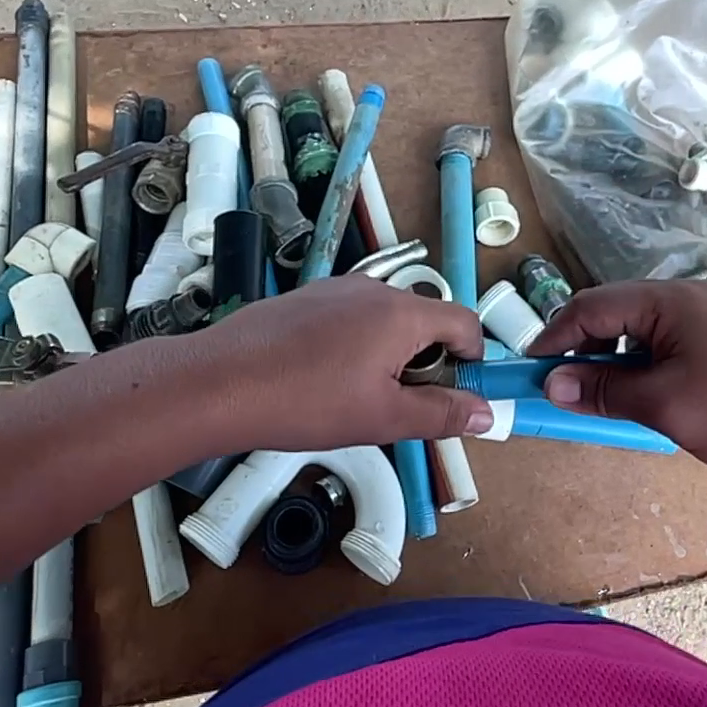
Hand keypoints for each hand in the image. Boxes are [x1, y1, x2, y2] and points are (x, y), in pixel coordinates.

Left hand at [135, 275, 492, 452]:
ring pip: (385, 318)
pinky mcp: (306, 297)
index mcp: (402, 313)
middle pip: (425, 319)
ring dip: (391, 352)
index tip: (461, 393)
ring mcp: (336, 288)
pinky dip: (356, 343)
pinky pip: (350, 316)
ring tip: (359, 394)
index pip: (465, 322)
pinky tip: (325, 377)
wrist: (220, 382)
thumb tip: (486, 413)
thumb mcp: (384, 418)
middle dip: (428, 360)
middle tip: (404, 404)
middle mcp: (374, 289)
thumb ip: (442, 413)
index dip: (474, 359)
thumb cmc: (306, 401)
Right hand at [530, 280, 706, 502]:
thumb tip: (552, 384)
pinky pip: (664, 340)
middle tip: (559, 384)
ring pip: (638, 327)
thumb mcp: (665, 405)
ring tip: (596, 393)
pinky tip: (637, 391)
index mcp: (671, 301)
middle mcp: (687, 297)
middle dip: (580, 345)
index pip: (593, 306)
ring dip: (610, 356)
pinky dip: (639, 362)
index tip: (529, 367)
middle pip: (614, 311)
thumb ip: (604, 390)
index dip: (555, 336)